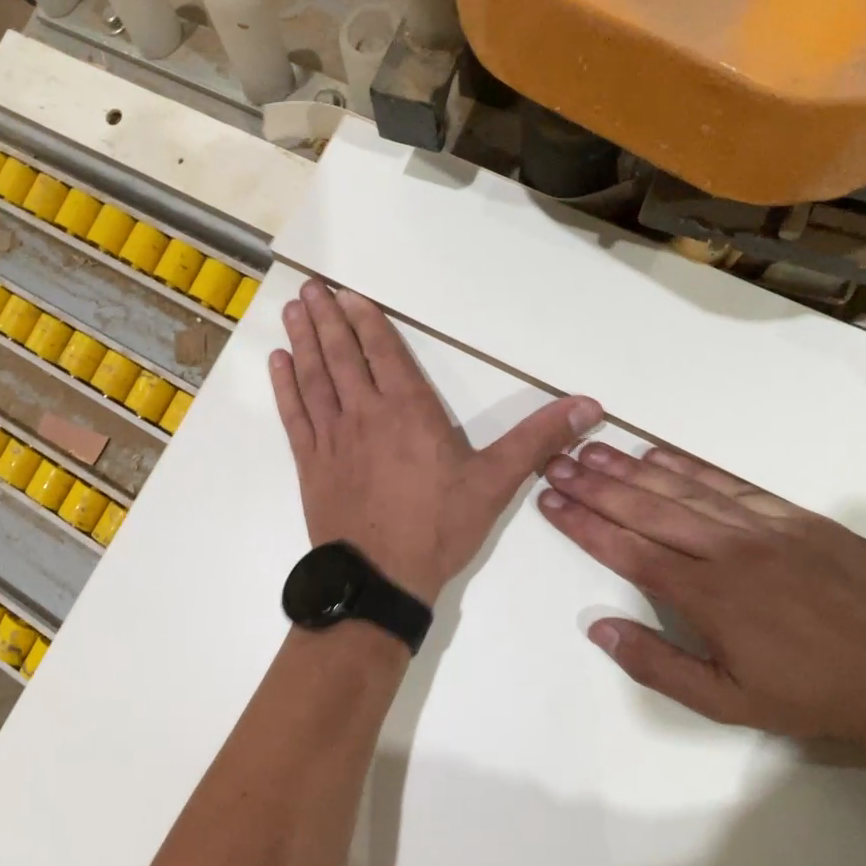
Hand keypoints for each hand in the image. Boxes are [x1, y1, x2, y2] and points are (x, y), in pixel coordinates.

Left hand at [272, 280, 602, 603]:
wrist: (379, 578)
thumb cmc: (438, 529)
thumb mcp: (494, 484)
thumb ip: (536, 440)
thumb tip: (589, 406)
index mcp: (409, 411)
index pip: (385, 353)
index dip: (366, 321)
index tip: (348, 296)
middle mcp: (365, 414)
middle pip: (343, 355)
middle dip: (327, 318)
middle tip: (311, 287)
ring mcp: (333, 438)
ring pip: (315, 378)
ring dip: (303, 340)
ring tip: (294, 308)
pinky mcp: (311, 464)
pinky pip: (293, 416)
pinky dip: (284, 387)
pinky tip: (276, 363)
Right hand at [539, 443, 865, 752]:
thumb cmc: (814, 698)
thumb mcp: (727, 703)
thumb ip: (657, 665)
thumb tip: (599, 628)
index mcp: (709, 598)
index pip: (628, 551)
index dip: (583, 524)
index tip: (549, 500)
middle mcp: (731, 553)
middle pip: (649, 510)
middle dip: (595, 486)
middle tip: (556, 462)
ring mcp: (768, 530)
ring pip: (687, 491)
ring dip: (634, 469)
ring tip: (594, 450)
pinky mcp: (801, 520)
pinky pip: (736, 486)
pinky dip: (694, 468)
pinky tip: (662, 456)